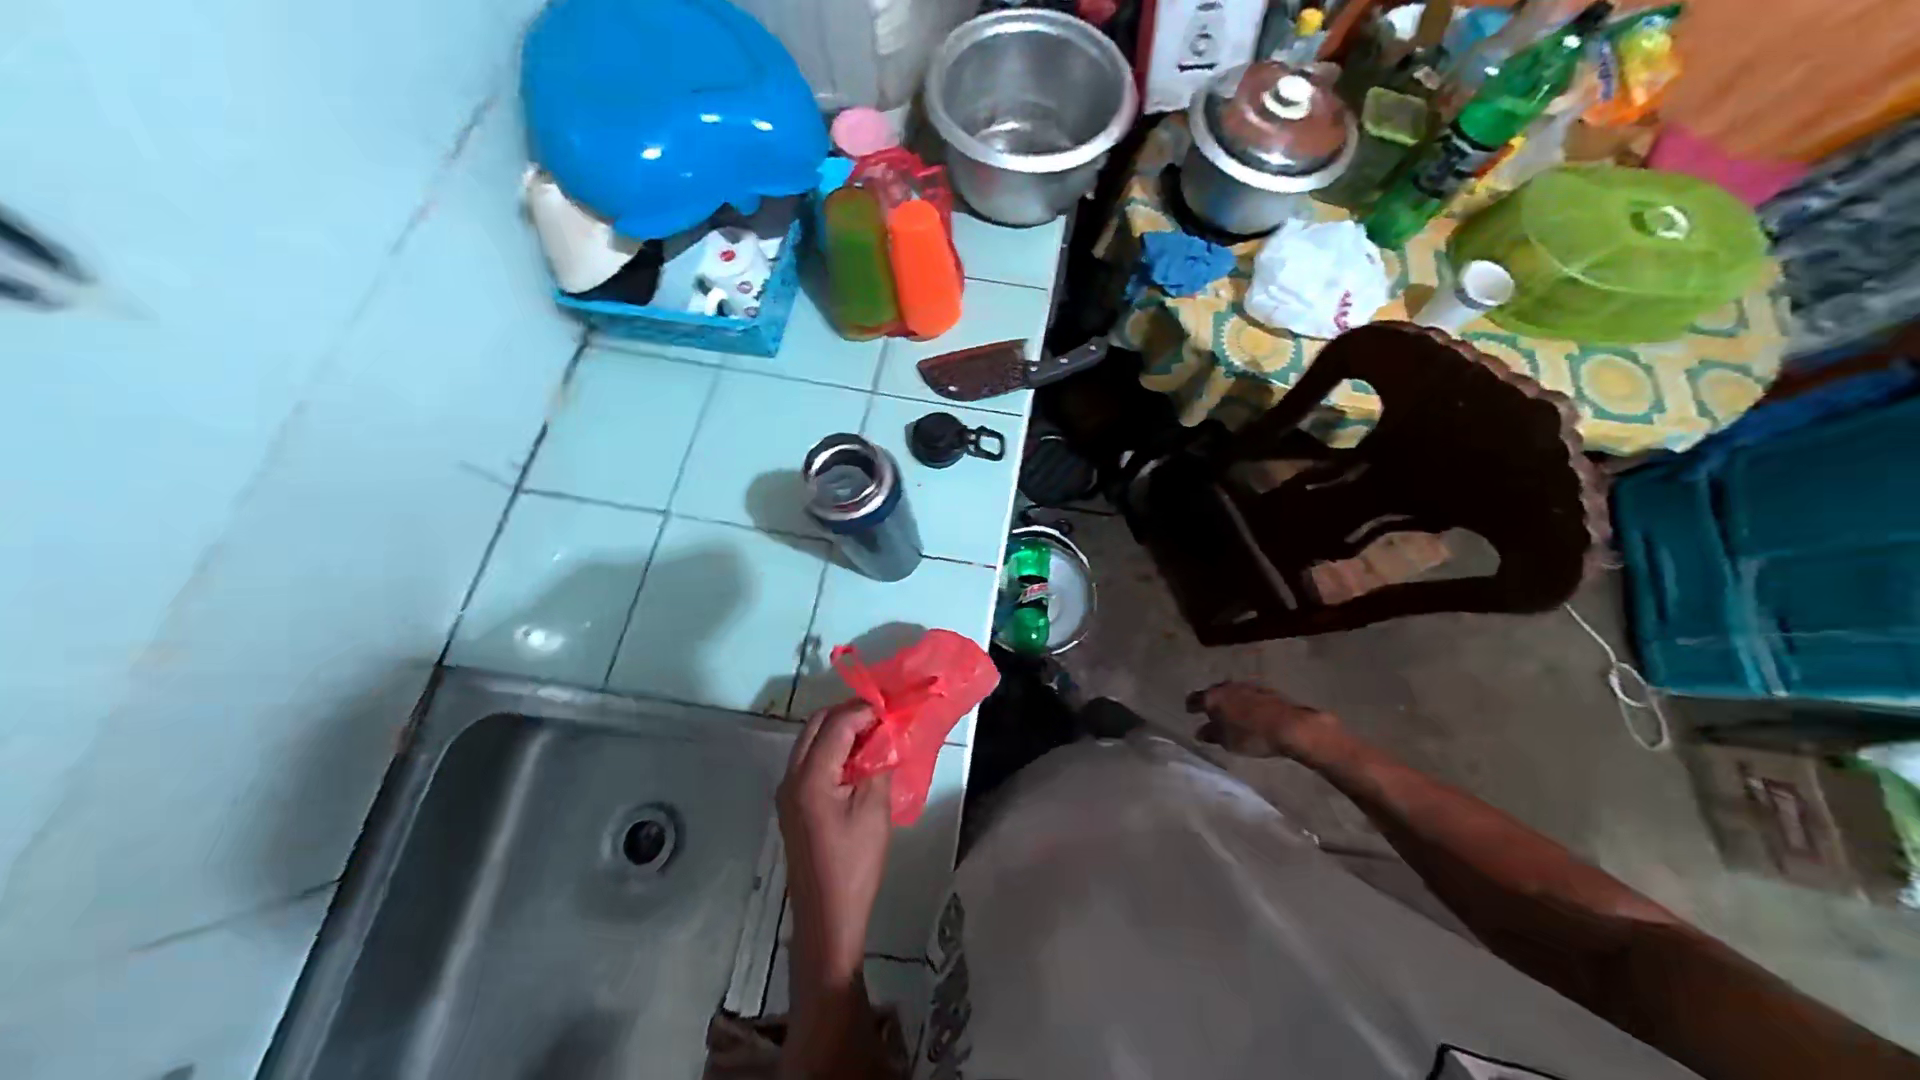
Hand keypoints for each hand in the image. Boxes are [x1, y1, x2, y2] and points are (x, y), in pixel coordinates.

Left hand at [778, 702, 892, 987]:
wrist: (827, 917)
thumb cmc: (855, 865)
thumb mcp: (875, 810)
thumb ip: (878, 765)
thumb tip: (885, 736)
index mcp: (810, 778)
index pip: (836, 724)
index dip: (864, 710)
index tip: (892, 707)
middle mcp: (790, 777)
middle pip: (816, 726)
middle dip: (848, 714)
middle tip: (882, 717)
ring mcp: (787, 792)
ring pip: (810, 741)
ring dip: (839, 730)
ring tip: (874, 734)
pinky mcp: (792, 805)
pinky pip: (809, 761)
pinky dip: (832, 750)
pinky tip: (857, 760)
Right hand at [1188, 681, 1344, 761]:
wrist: (1291, 726)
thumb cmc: (1252, 735)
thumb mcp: (1227, 741)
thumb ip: (1211, 734)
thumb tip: (1200, 731)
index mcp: (1213, 697)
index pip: (1195, 699)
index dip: (1191, 707)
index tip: (1190, 712)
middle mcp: (1227, 687)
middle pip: (1214, 692)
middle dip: (1211, 702)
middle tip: (1212, 714)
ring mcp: (1248, 686)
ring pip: (1232, 692)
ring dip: (1230, 701)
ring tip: (1232, 714)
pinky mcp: (1266, 690)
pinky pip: (1248, 695)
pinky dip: (1245, 703)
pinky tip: (1250, 714)